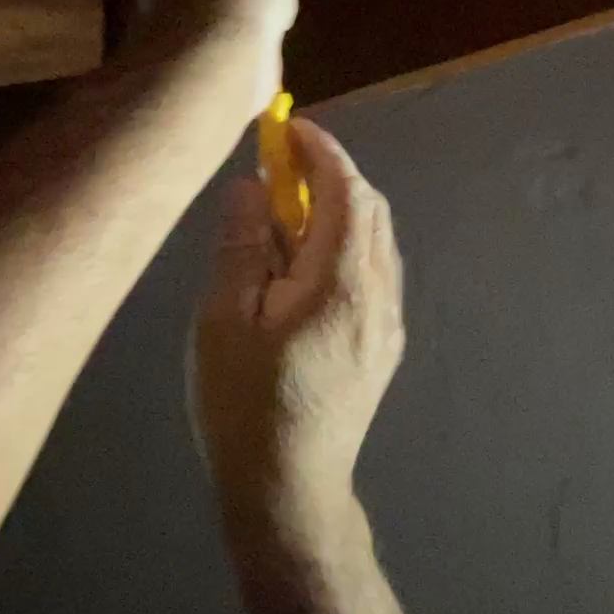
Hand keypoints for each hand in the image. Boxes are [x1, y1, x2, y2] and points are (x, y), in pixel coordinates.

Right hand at [189, 118, 403, 531]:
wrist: (289, 487)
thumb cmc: (246, 402)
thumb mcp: (226, 319)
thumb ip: (243, 246)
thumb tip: (254, 186)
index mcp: (341, 284)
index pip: (346, 192)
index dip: (319, 150)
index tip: (285, 126)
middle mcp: (379, 295)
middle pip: (370, 208)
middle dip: (329, 170)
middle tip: (277, 161)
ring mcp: (387, 322)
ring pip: (375, 236)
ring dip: (337, 202)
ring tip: (284, 204)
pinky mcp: (381, 341)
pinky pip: (371, 265)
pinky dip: (342, 236)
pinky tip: (301, 256)